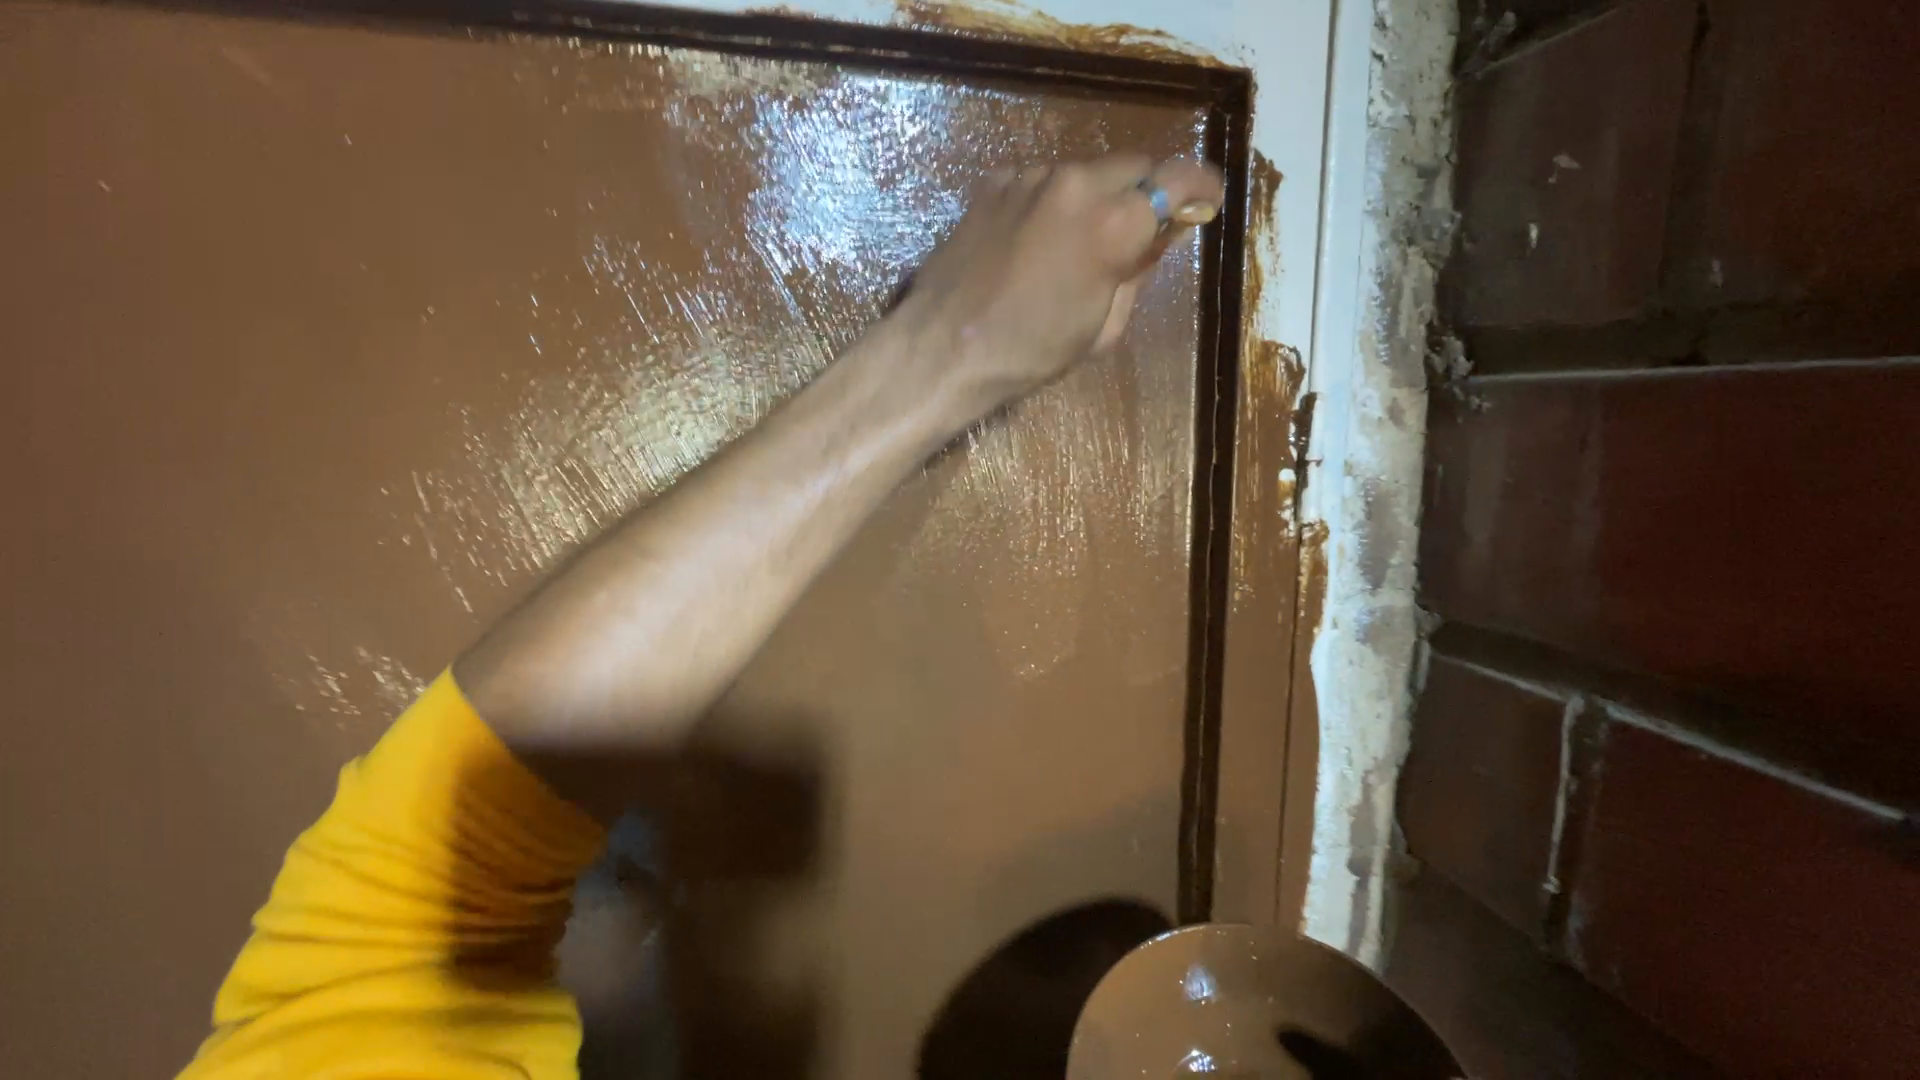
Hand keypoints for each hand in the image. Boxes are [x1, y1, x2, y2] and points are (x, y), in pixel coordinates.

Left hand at [889, 153, 1226, 416]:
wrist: (942, 348)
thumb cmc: (1028, 354)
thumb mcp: (1102, 329)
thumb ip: (1138, 274)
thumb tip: (1159, 235)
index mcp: (1112, 225)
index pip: (1179, 179)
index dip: (1201, 188)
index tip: (1207, 202)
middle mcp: (1074, 185)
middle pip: (1132, 166)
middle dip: (1144, 194)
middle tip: (1137, 232)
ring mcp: (1029, 178)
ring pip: (1083, 173)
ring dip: (1093, 199)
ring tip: (1074, 246)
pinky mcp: (993, 184)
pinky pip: (1041, 182)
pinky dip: (1051, 203)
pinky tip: (1033, 242)